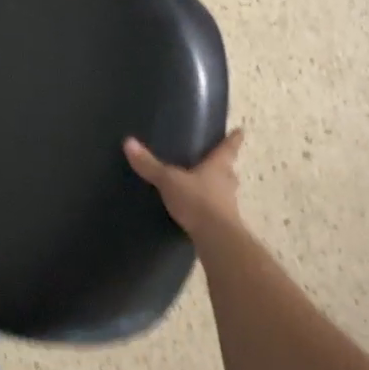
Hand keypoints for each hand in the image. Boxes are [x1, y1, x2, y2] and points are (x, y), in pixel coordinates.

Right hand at [124, 128, 244, 239]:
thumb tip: (128, 142)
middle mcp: (226, 183)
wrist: (217, 238)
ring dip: (217, 188)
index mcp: (217, 167)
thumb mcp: (169, 181)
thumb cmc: (197, 201)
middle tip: (216, 161)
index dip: (233, 139)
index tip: (240, 131)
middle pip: (228, 170)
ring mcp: (228, 205)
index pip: (228, 148)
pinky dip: (210, 208)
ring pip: (224, 191)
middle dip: (223, 166)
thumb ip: (150, 165)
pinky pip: (217, 210)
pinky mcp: (224, 224)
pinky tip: (198, 211)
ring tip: (203, 186)